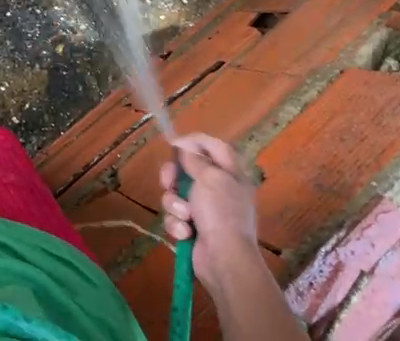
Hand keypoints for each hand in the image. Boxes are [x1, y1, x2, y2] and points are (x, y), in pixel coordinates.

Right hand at [159, 133, 261, 290]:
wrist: (224, 260)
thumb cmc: (221, 213)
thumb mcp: (210, 178)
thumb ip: (195, 159)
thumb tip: (185, 148)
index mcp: (231, 175)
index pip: (214, 146)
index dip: (194, 141)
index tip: (173, 143)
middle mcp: (218, 190)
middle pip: (187, 170)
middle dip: (173, 176)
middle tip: (168, 182)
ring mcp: (205, 211)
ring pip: (176, 194)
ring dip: (175, 204)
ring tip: (184, 216)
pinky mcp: (193, 228)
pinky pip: (175, 217)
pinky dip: (177, 224)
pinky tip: (185, 233)